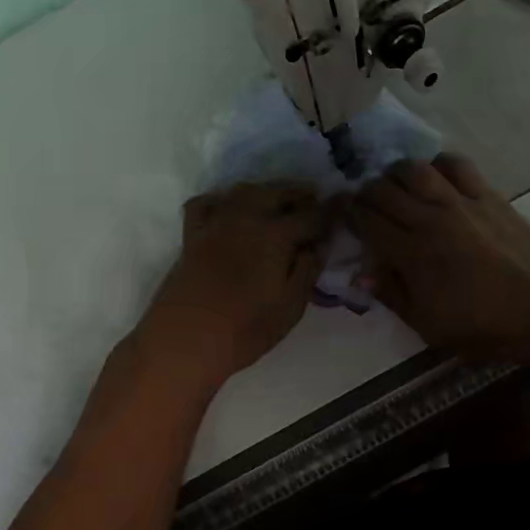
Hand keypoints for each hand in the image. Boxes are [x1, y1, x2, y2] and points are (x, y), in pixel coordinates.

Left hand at [132, 183, 333, 387]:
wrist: (186, 339)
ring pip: (244, 190)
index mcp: (276, 235)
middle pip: (278, 191)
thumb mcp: (291, 307)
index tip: (343, 208)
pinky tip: (230, 209)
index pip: (312, 215)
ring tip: (279, 200)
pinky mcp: (191, 235)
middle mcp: (246, 218)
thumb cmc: (245, 329)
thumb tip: (318, 246)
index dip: (331, 212)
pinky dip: (222, 199)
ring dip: (266, 190)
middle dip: (299, 192)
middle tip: (314, 197)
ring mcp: (215, 222)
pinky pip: (206, 202)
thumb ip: (308, 271)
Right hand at [348, 154, 529, 365]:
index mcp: (412, 255)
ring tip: (392, 183)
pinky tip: (434, 176)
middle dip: (365, 193)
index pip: (368, 222)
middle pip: (385, 191)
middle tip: (363, 202)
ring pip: (415, 170)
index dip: (349, 215)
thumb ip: (393, 296)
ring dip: (395, 173)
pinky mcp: (488, 195)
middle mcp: (431, 220)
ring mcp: (461, 202)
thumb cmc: (484, 327)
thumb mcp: (429, 326)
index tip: (341, 214)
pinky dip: (437, 164)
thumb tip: (362, 272)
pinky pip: (456, 165)